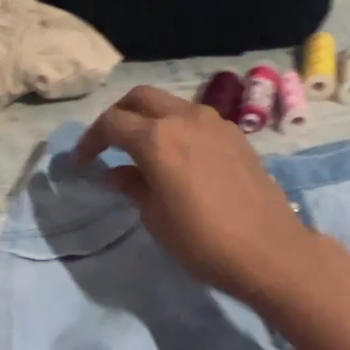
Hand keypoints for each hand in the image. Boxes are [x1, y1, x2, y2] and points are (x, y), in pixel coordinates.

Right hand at [76, 85, 312, 301]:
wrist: (266, 250)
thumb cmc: (201, 240)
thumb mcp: (155, 217)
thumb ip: (132, 186)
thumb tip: (117, 173)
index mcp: (157, 138)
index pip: (112, 123)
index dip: (90, 140)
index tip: (82, 162)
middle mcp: (184, 118)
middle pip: (140, 98)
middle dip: (117, 116)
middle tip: (106, 144)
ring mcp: (214, 123)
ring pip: (169, 105)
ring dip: (148, 120)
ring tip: (140, 152)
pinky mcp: (235, 136)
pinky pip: (194, 121)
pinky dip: (175, 129)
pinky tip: (175, 159)